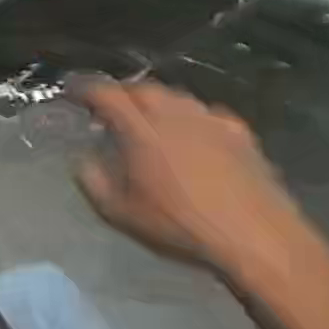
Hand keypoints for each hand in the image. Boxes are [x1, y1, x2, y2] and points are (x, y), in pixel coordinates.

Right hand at [75, 80, 307, 280]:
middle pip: (142, 88)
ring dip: (154, 100)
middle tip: (107, 106)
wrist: (256, 239)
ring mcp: (211, 122)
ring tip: (145, 116)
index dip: (85, 89)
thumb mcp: (120, 212)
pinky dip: (188, 115)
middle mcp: (175, 116)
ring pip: (175, 96)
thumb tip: (82, 161)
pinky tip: (189, 131)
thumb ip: (93, 181)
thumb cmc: (179, 226)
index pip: (107, 95)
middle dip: (120, 92)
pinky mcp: (240, 134)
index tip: (72, 92)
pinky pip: (206, 112)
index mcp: (141, 131)